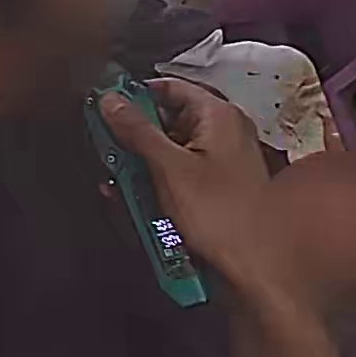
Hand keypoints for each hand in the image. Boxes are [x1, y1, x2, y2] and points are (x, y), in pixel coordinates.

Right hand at [98, 79, 272, 291]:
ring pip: (164, 148)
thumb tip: (109, 99)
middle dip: (131, 134)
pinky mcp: (208, 186)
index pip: (169, 87)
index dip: (135, 94)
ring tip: (114, 176)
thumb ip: (136, 130)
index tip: (105, 106)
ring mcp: (215, 161)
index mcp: (218, 117)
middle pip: (164, 119)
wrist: (252, 269)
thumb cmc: (219, 214)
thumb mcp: (169, 167)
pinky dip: (149, 180)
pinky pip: (171, 172)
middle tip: (104, 146)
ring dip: (136, 161)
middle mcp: (220, 133)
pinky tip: (129, 196)